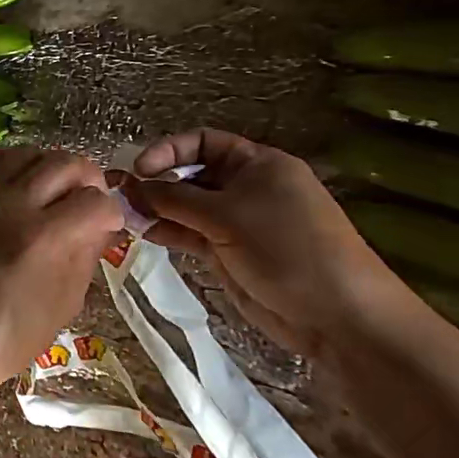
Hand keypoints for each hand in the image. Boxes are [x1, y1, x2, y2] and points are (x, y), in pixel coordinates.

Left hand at [0, 147, 123, 394]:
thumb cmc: (19, 330)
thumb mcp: (71, 296)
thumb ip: (90, 247)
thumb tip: (106, 219)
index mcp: (43, 237)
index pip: (95, 201)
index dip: (111, 213)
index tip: (110, 224)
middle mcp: (13, 205)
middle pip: (67, 163)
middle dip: (90, 180)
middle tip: (90, 202)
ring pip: (33, 152)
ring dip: (54, 167)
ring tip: (58, 191)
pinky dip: (17, 161)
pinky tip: (26, 181)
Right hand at [124, 129, 401, 359]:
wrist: (337, 314)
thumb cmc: (288, 248)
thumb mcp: (229, 216)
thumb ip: (177, 199)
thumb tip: (133, 186)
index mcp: (257, 163)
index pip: (204, 142)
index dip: (169, 150)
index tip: (140, 168)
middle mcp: (246, 187)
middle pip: (193, 175)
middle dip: (158, 182)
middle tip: (121, 194)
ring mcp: (238, 223)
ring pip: (189, 208)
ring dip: (159, 209)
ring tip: (125, 216)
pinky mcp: (231, 254)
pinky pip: (193, 235)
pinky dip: (170, 232)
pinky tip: (145, 234)